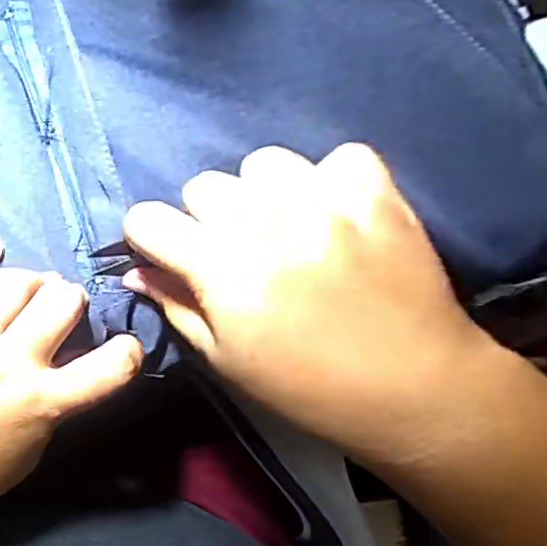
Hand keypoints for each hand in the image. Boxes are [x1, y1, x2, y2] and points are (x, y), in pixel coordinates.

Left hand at [0, 241, 143, 521]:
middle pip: (61, 301)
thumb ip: (60, 398)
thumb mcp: (37, 443)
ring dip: (37, 282)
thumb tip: (73, 354)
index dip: (129, 352)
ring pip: (15, 283)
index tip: (123, 350)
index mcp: (42, 402)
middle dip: (74, 302)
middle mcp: (9, 362)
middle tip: (67, 315)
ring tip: (39, 292)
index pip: (111, 366)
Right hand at [121, 143, 511, 465]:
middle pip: (203, 186)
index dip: (147, 237)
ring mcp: (325, 201)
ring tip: (283, 228)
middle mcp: (266, 224)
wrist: (409, 387)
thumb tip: (138, 271)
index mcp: (221, 270)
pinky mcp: (376, 192)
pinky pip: (334, 158)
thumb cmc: (302, 385)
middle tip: (231, 253)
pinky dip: (327, 183)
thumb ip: (176, 305)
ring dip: (261, 194)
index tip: (165, 254)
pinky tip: (333, 217)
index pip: (150, 220)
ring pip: (263, 163)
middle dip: (204, 218)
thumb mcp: (224, 358)